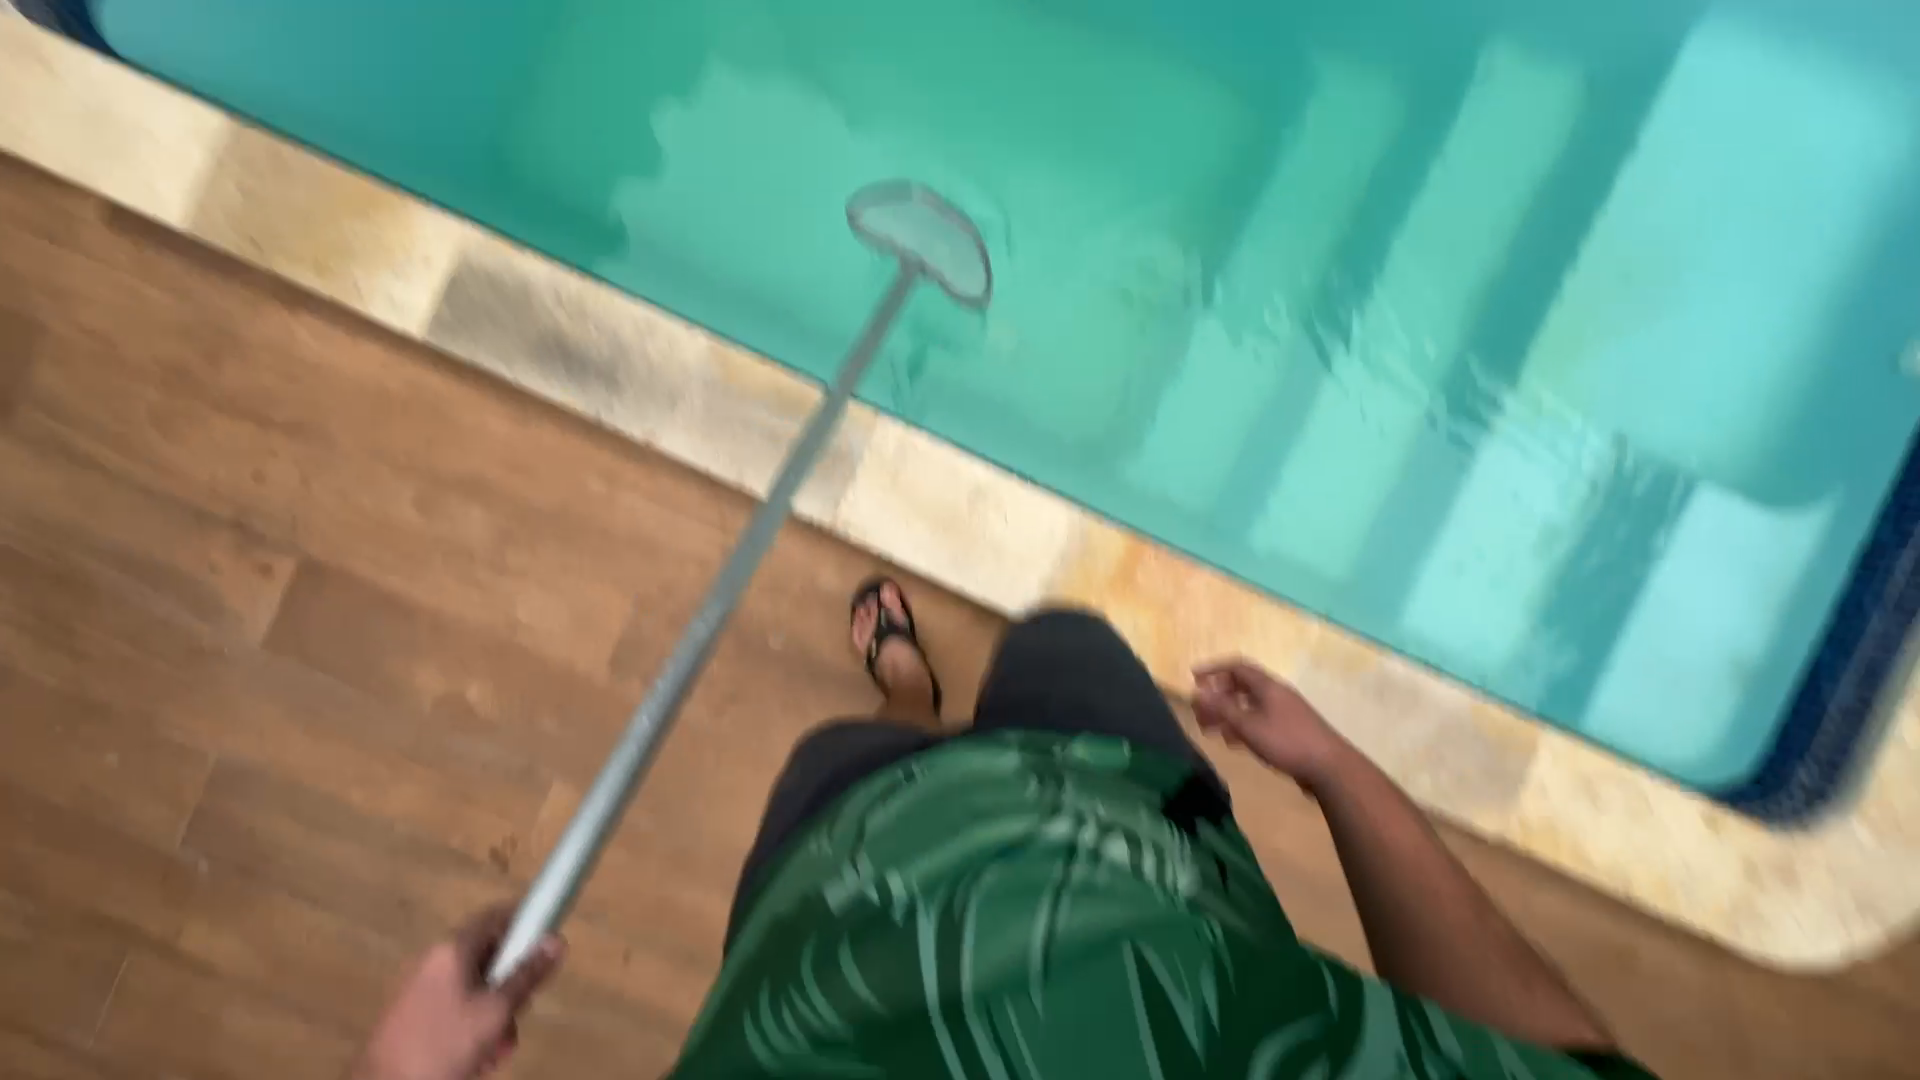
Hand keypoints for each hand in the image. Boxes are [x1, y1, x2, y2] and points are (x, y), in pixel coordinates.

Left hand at [351, 906, 565, 1079]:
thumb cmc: (441, 1047)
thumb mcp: (495, 1012)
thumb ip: (528, 975)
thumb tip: (558, 940)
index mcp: (452, 949)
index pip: (498, 915)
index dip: (527, 923)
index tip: (547, 946)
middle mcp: (433, 962)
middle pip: (489, 955)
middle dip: (512, 984)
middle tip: (521, 1012)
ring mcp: (418, 991)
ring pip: (474, 988)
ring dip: (495, 1013)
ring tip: (498, 1048)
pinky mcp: (409, 1019)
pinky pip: (454, 1010)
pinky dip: (472, 1027)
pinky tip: (477, 1059)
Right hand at [1192, 659, 1351, 788]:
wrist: (1331, 768)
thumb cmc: (1287, 742)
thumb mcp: (1248, 725)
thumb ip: (1221, 708)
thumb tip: (1196, 692)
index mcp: (1267, 686)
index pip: (1236, 666)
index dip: (1213, 669)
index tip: (1193, 679)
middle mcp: (1276, 694)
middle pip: (1241, 686)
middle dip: (1217, 696)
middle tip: (1200, 712)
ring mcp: (1285, 712)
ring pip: (1249, 705)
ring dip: (1228, 714)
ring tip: (1212, 730)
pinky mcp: (1290, 730)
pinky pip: (1259, 720)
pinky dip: (1242, 726)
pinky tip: (1235, 743)